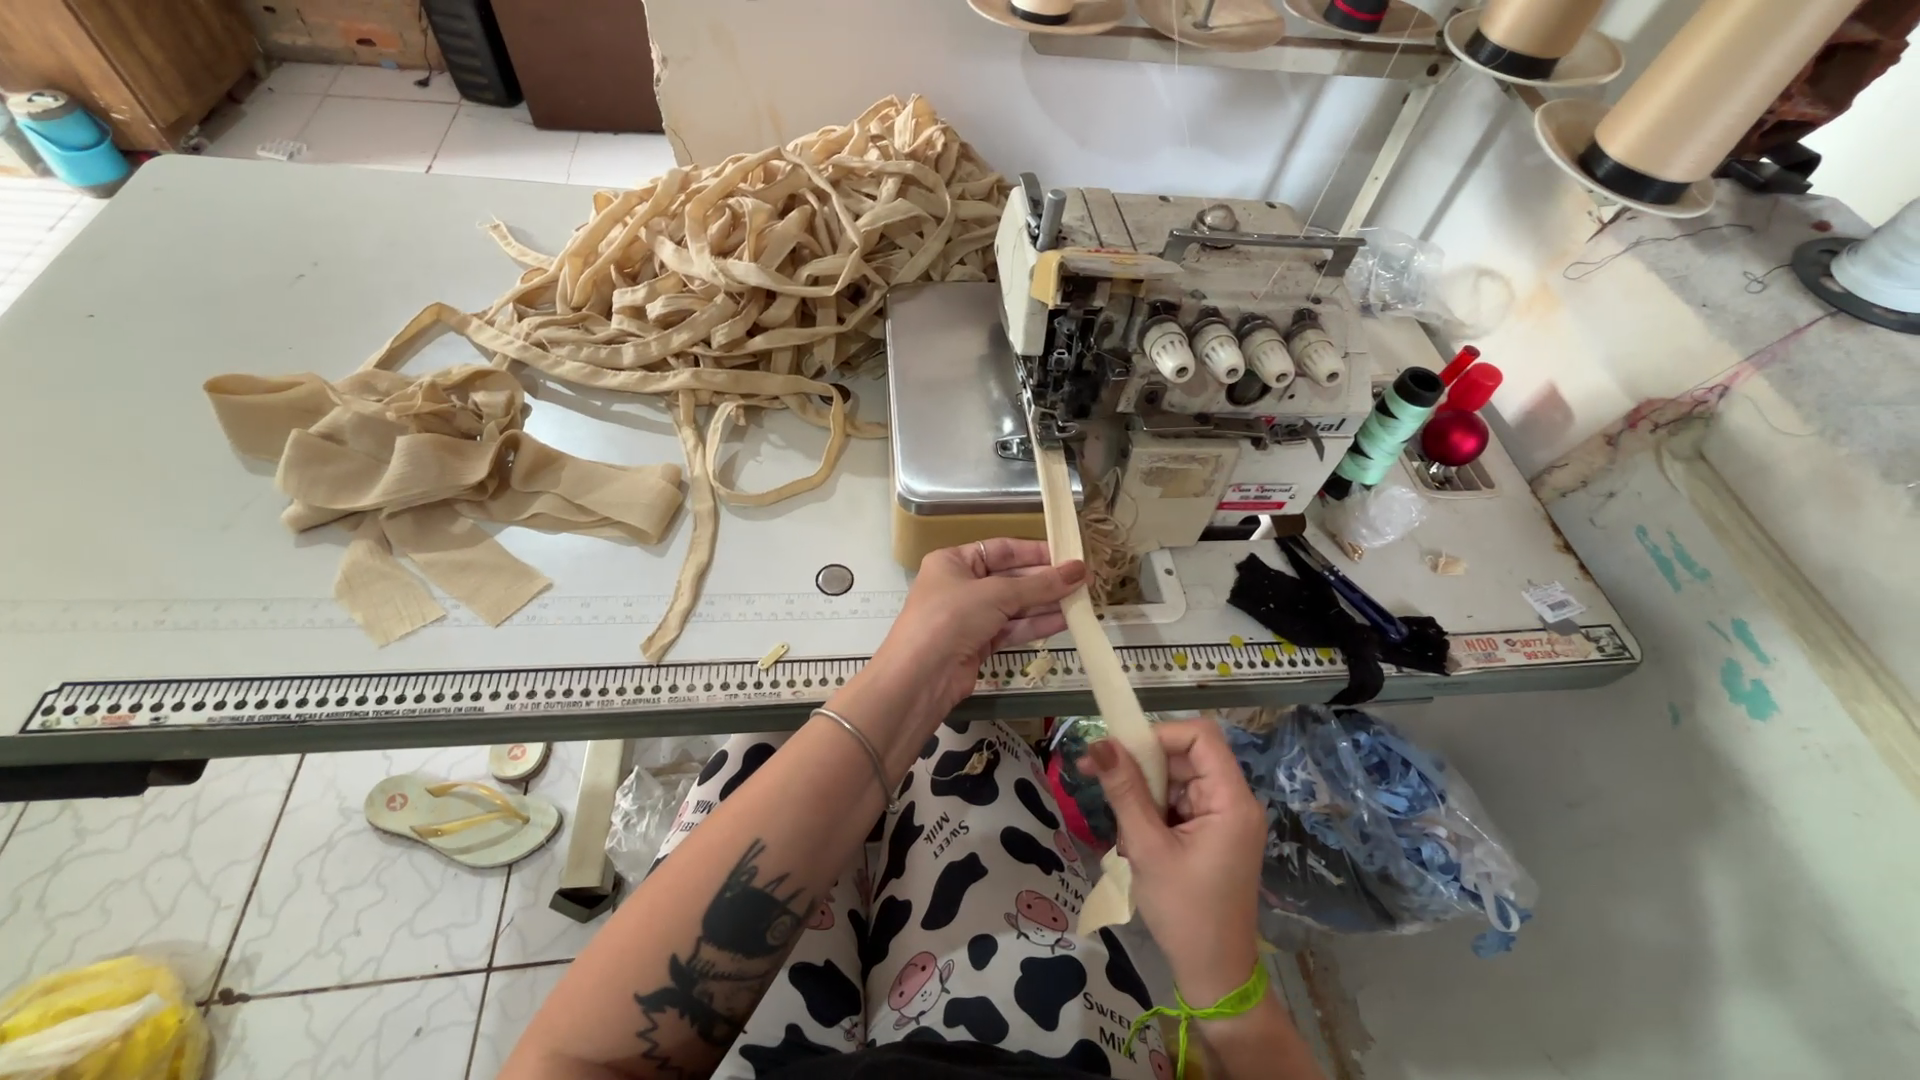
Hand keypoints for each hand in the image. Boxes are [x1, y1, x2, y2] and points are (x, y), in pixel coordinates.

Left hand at [868, 538, 1086, 725]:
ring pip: (1014, 606)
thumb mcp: (996, 594)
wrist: (921, 676)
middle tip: (1083, 581)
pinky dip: (1036, 624)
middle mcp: (960, 586)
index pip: (1001, 549)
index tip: (1068, 556)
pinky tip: (1065, 620)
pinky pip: (1012, 629)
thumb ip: (1040, 584)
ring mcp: (969, 617)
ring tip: (1082, 600)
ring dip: (1046, 603)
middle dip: (1045, 581)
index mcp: (954, 561)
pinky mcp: (978, 644)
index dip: (1035, 552)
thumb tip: (1079, 570)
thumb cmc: (951, 618)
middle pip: (1010, 578)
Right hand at [1084, 720, 1266, 1002]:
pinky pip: (1178, 804)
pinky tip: (1137, 843)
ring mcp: (1224, 819)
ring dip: (1143, 795)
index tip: (1119, 750)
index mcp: (1231, 801)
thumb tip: (1097, 744)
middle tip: (1098, 779)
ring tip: (1125, 833)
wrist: (1212, 973)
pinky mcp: (1213, 835)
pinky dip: (1152, 814)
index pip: (1200, 736)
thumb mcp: (1147, 848)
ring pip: (1177, 780)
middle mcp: (1234, 802)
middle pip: (1186, 756)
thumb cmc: (1184, 912)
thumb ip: (1124, 791)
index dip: (1159, 734)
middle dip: (1142, 767)